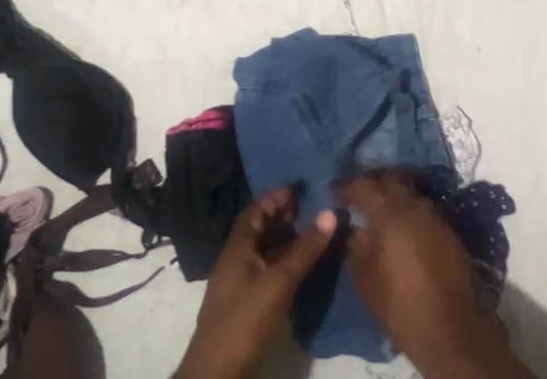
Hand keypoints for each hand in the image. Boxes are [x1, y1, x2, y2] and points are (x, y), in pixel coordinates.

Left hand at [174, 188, 335, 378]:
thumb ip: (304, 249)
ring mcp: (240, 284)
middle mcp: (236, 261)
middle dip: (285, 216)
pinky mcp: (247, 304)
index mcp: (237, 248)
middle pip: (260, 229)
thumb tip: (329, 212)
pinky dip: (286, 263)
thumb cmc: (245, 320)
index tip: (304, 186)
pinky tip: (305, 266)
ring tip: (317, 233)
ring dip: (287, 240)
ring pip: (266, 251)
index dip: (277, 196)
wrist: (217, 373)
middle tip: (315, 207)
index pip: (256, 210)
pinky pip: (269, 271)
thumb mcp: (278, 282)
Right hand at [336, 175, 531, 378]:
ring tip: (379, 211)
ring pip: (411, 194)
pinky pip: (424, 211)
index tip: (334, 193)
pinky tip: (401, 228)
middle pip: (392, 181)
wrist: (450, 328)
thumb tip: (356, 228)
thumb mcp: (365, 280)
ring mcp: (436, 218)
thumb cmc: (400, 306)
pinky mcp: (450, 232)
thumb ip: (357, 247)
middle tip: (358, 196)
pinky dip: (410, 212)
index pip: (365, 186)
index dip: (348, 187)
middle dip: (373, 184)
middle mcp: (416, 207)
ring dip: (394, 197)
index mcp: (391, 215)